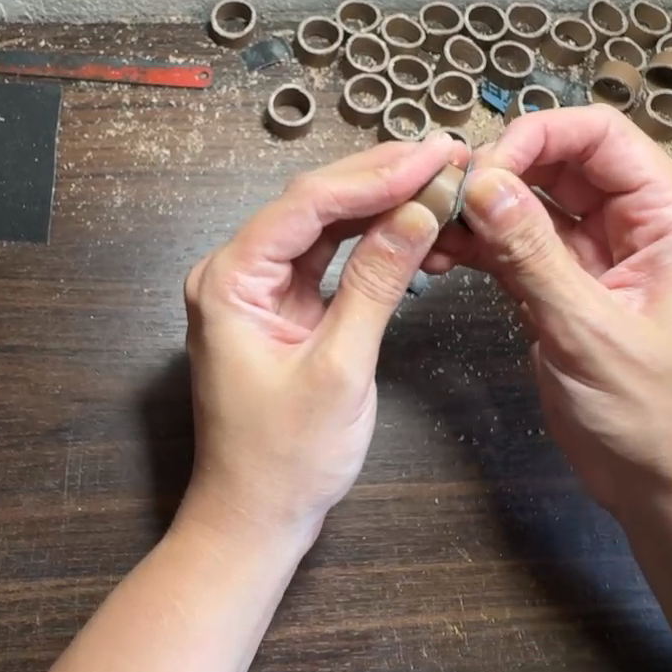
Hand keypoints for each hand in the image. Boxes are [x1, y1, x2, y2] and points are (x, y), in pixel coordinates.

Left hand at [181, 133, 467, 550]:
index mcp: (228, 281)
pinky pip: (324, 261)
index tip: (433, 156)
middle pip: (310, 207)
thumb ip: (376, 284)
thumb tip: (419, 212)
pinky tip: (406, 222)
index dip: (373, 175)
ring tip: (436, 178)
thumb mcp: (340, 367)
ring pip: (320, 228)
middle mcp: (233, 273)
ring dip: (376, 204)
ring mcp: (255, 290)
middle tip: (444, 155)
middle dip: (377, 179)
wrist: (255, 516)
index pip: (305, 205)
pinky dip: (366, 242)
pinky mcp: (278, 309)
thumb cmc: (286, 457)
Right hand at [427, 105, 671, 522]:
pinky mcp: (563, 294)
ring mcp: (594, 261)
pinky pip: (516, 252)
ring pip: (530, 209)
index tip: (478, 169)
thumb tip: (481, 183)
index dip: (535, 136)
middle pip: (558, 166)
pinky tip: (441, 256)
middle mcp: (633, 227)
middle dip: (497, 173)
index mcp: (669, 217)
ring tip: (430, 228)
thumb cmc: (664, 417)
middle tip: (442, 200)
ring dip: (480, 212)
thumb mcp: (593, 331)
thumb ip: (533, 254)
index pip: (600, 137)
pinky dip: (479, 249)